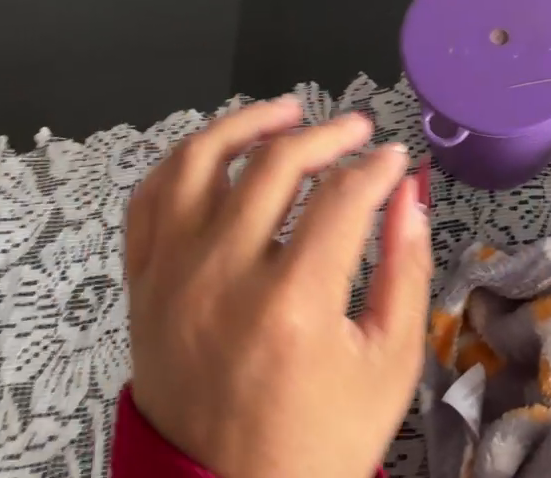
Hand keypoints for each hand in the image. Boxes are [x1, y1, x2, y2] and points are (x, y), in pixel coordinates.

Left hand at [123, 98, 431, 477]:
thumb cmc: (320, 439)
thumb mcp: (390, 363)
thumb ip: (407, 268)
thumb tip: (408, 193)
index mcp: (292, 305)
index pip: (342, 198)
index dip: (377, 168)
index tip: (396, 160)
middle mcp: (222, 278)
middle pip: (274, 165)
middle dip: (328, 135)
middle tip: (357, 130)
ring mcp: (171, 278)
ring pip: (200, 162)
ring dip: (247, 123)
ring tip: (288, 112)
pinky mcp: (142, 286)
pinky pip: (150, 198)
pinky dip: (185, 161)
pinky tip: (221, 151)